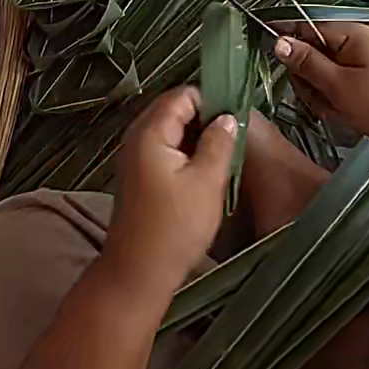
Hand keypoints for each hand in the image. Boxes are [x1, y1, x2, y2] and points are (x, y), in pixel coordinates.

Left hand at [106, 87, 237, 294]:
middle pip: (174, 109)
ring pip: (170, 130)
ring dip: (195, 139)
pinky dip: (183, 153)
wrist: (137, 273)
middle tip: (230, 140)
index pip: (182, 96)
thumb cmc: (174, 227)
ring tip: (220, 157)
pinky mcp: (137, 172)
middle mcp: (137, 135)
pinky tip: (201, 172)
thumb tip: (228, 116)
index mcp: (150, 131)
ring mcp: (134, 154)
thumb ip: (218, 143)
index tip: (234, 121)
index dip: (210, 101)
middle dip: (203, 120)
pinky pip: (163, 148)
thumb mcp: (206, 183)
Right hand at [271, 22, 368, 177]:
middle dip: (306, 74)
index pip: (306, 26)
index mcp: (352, 33)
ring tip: (332, 110)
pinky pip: (340, 84)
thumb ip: (307, 63)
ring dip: (320, 91)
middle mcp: (358, 43)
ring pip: (323, 71)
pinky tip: (340, 114)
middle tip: (316, 98)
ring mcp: (365, 64)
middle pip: (312, 50)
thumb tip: (278, 41)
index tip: (266, 50)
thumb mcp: (340, 86)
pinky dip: (335, 98)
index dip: (285, 37)